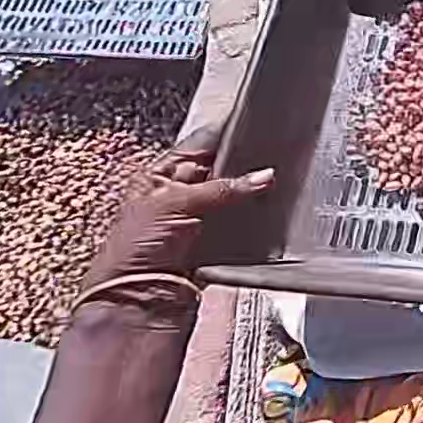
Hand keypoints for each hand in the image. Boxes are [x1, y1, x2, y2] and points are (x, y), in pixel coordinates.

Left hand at [82, 126, 273, 290]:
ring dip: (256, 188)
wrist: (139, 300)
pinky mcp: (221, 236)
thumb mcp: (175, 205)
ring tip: (285, 175)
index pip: (202, 143)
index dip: (227, 132)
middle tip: (281, 149)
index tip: (259, 121)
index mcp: (162, 174)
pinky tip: (276, 203)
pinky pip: (246, 216)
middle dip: (249, 160)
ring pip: (239, 191)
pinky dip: (259, 211)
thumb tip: (266, 176)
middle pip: (225, 165)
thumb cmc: (137, 248)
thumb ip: (223, 188)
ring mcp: (205, 214)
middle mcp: (184, 191)